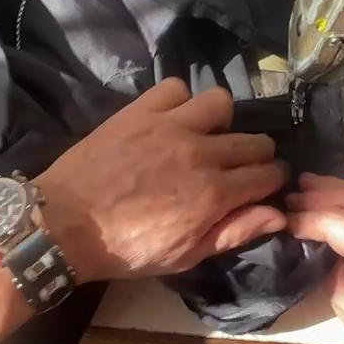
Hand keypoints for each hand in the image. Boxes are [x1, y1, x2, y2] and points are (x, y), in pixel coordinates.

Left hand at [35, 79, 288, 281]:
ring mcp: (170, 126)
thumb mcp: (185, 255)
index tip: (267, 185)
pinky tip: (171, 121)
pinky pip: (175, 88)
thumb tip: (279, 214)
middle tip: (240, 168)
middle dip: (258, 156)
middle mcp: (200, 152)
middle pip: (253, 141)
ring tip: (207, 137)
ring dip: (222, 121)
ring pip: (221, 103)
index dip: (273, 181)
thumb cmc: (126, 249)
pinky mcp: (140, 111)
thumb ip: (234, 232)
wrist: (64, 225)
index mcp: (214, 193)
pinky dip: (180, 101)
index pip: (267, 175)